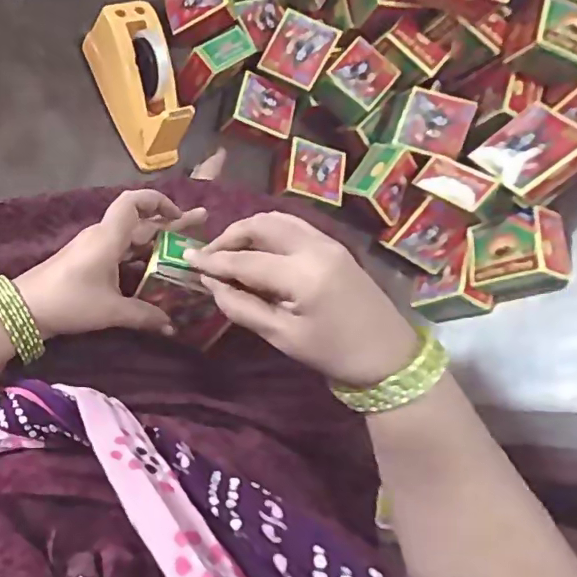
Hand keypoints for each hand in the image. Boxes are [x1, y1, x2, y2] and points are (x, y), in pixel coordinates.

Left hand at [15, 190, 205, 339]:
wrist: (23, 309)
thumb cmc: (69, 301)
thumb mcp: (110, 310)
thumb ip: (143, 315)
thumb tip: (170, 326)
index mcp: (108, 237)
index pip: (134, 201)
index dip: (159, 201)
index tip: (179, 215)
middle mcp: (100, 236)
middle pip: (138, 222)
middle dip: (168, 225)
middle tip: (197, 231)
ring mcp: (89, 249)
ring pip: (128, 239)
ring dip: (153, 244)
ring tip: (179, 255)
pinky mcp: (83, 263)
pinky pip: (116, 253)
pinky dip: (136, 259)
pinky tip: (149, 274)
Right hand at [189, 212, 419, 386]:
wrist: (389, 356)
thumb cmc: (332, 353)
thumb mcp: (282, 337)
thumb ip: (242, 307)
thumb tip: (212, 284)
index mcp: (302, 275)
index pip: (245, 260)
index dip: (212, 260)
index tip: (187, 259)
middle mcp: (315, 248)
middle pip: (261, 225)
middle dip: (229, 236)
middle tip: (208, 255)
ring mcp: (328, 243)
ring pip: (278, 219)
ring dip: (248, 230)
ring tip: (229, 251)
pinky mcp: (334, 246)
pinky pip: (293, 226)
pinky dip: (268, 231)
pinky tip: (257, 250)